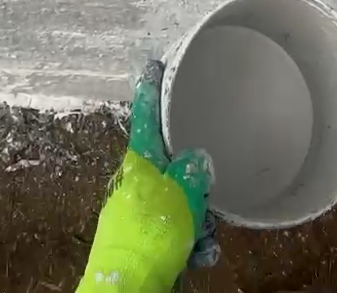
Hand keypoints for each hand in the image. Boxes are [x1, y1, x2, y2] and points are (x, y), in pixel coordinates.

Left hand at [77, 61, 213, 292]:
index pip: (146, 117)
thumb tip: (198, 159)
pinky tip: (202, 254)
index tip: (153, 65)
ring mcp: (139, 213)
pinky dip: (191, 242)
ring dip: (198, 218)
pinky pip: (175, 232)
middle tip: (208, 189)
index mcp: (139, 162)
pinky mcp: (145, 241)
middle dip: (194, 179)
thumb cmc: (151, 234)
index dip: (151, 90)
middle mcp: (137, 182)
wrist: (128, 290)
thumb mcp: (181, 195)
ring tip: (206, 235)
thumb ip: (193, 171)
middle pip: (171, 164)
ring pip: (178, 202)